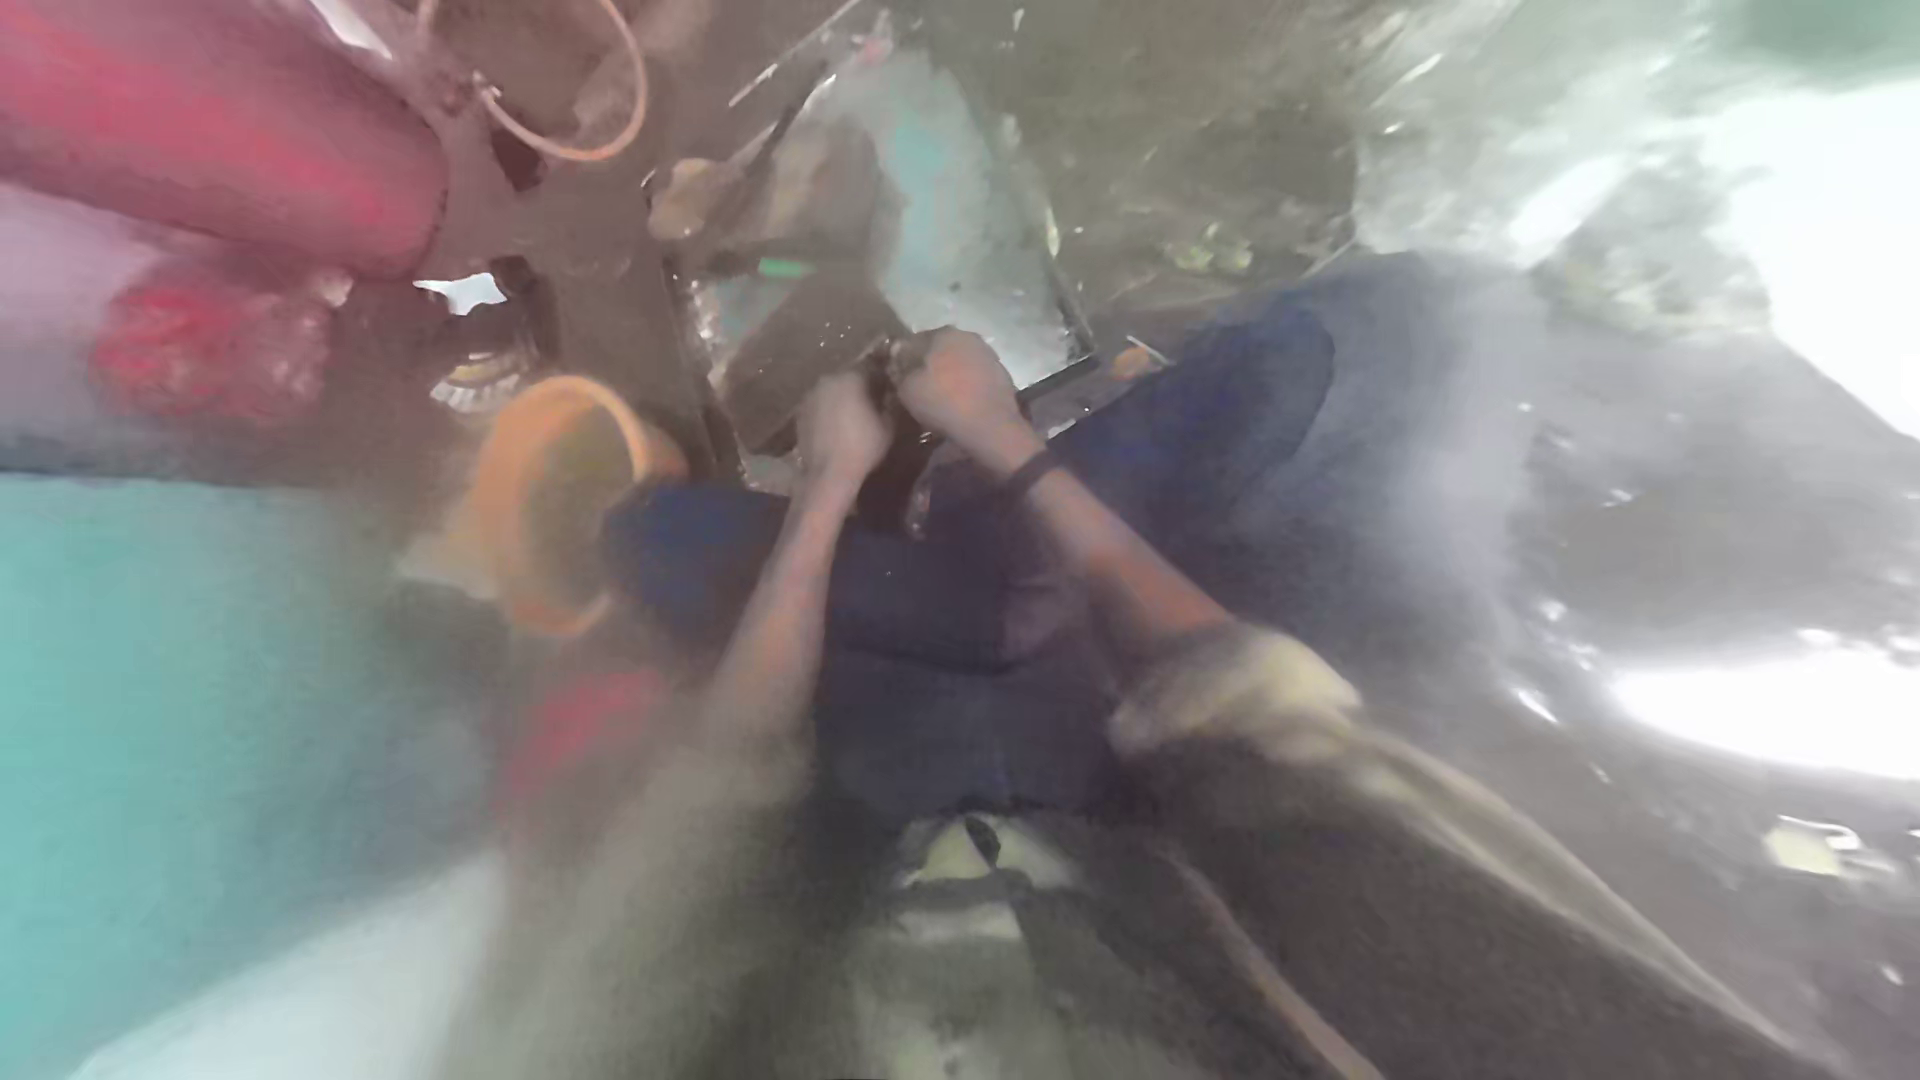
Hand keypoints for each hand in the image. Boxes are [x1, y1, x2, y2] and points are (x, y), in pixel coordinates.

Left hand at [796, 369, 890, 495]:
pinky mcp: (800, 414)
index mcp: (851, 378)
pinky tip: (836, 428)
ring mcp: (810, 397)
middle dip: (859, 388)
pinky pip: (819, 407)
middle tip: (870, 404)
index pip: (871, 368)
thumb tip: (889, 396)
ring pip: (831, 392)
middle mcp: (827, 380)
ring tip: (852, 418)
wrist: (829, 473)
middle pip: (848, 379)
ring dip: (842, 400)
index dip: (882, 379)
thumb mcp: (889, 427)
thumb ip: (890, 405)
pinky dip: (828, 413)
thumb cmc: (864, 447)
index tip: (888, 390)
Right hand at [891, 329, 1024, 451]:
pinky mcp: (1001, 372)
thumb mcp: (907, 389)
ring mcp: (987, 353)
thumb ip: (898, 368)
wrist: (991, 427)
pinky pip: (975, 375)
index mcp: (942, 332)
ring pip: (958, 360)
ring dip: (950, 373)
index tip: (901, 378)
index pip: (912, 341)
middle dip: (929, 364)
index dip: (903, 360)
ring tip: (943, 396)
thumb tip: (897, 353)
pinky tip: (962, 401)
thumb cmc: (943, 404)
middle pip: (939, 349)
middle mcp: (967, 335)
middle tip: (922, 388)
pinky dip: (967, 383)